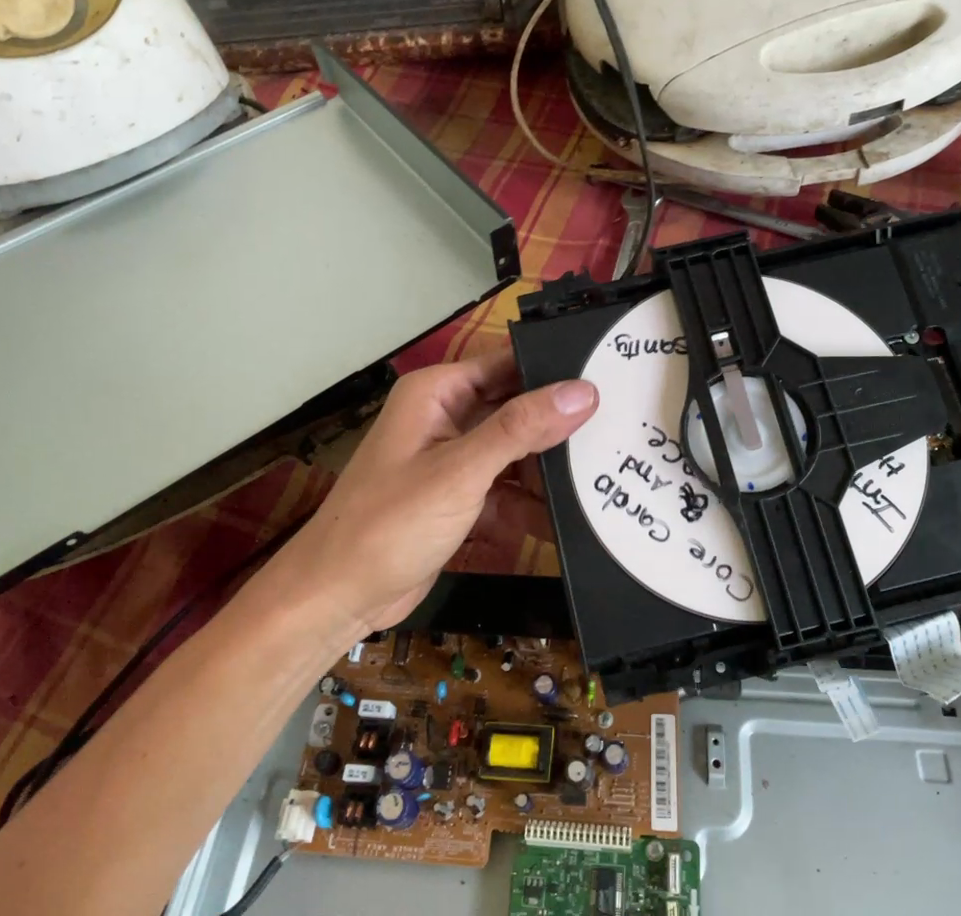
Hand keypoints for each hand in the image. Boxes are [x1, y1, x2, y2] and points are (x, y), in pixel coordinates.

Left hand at [273, 348, 597, 637]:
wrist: (339, 596)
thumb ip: (521, 429)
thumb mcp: (461, 471)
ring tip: (605, 477)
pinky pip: (505, 488)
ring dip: (549, 469)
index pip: (507, 364)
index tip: (611, 379)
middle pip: (516, 408)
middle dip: (559, 424)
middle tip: (620, 431)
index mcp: (437, 394)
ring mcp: (452, 459)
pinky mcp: (458, 497)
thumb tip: (582, 392)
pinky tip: (568, 520)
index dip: (555, 370)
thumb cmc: (389, 524)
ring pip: (515, 452)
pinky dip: (530, 503)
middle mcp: (445, 417)